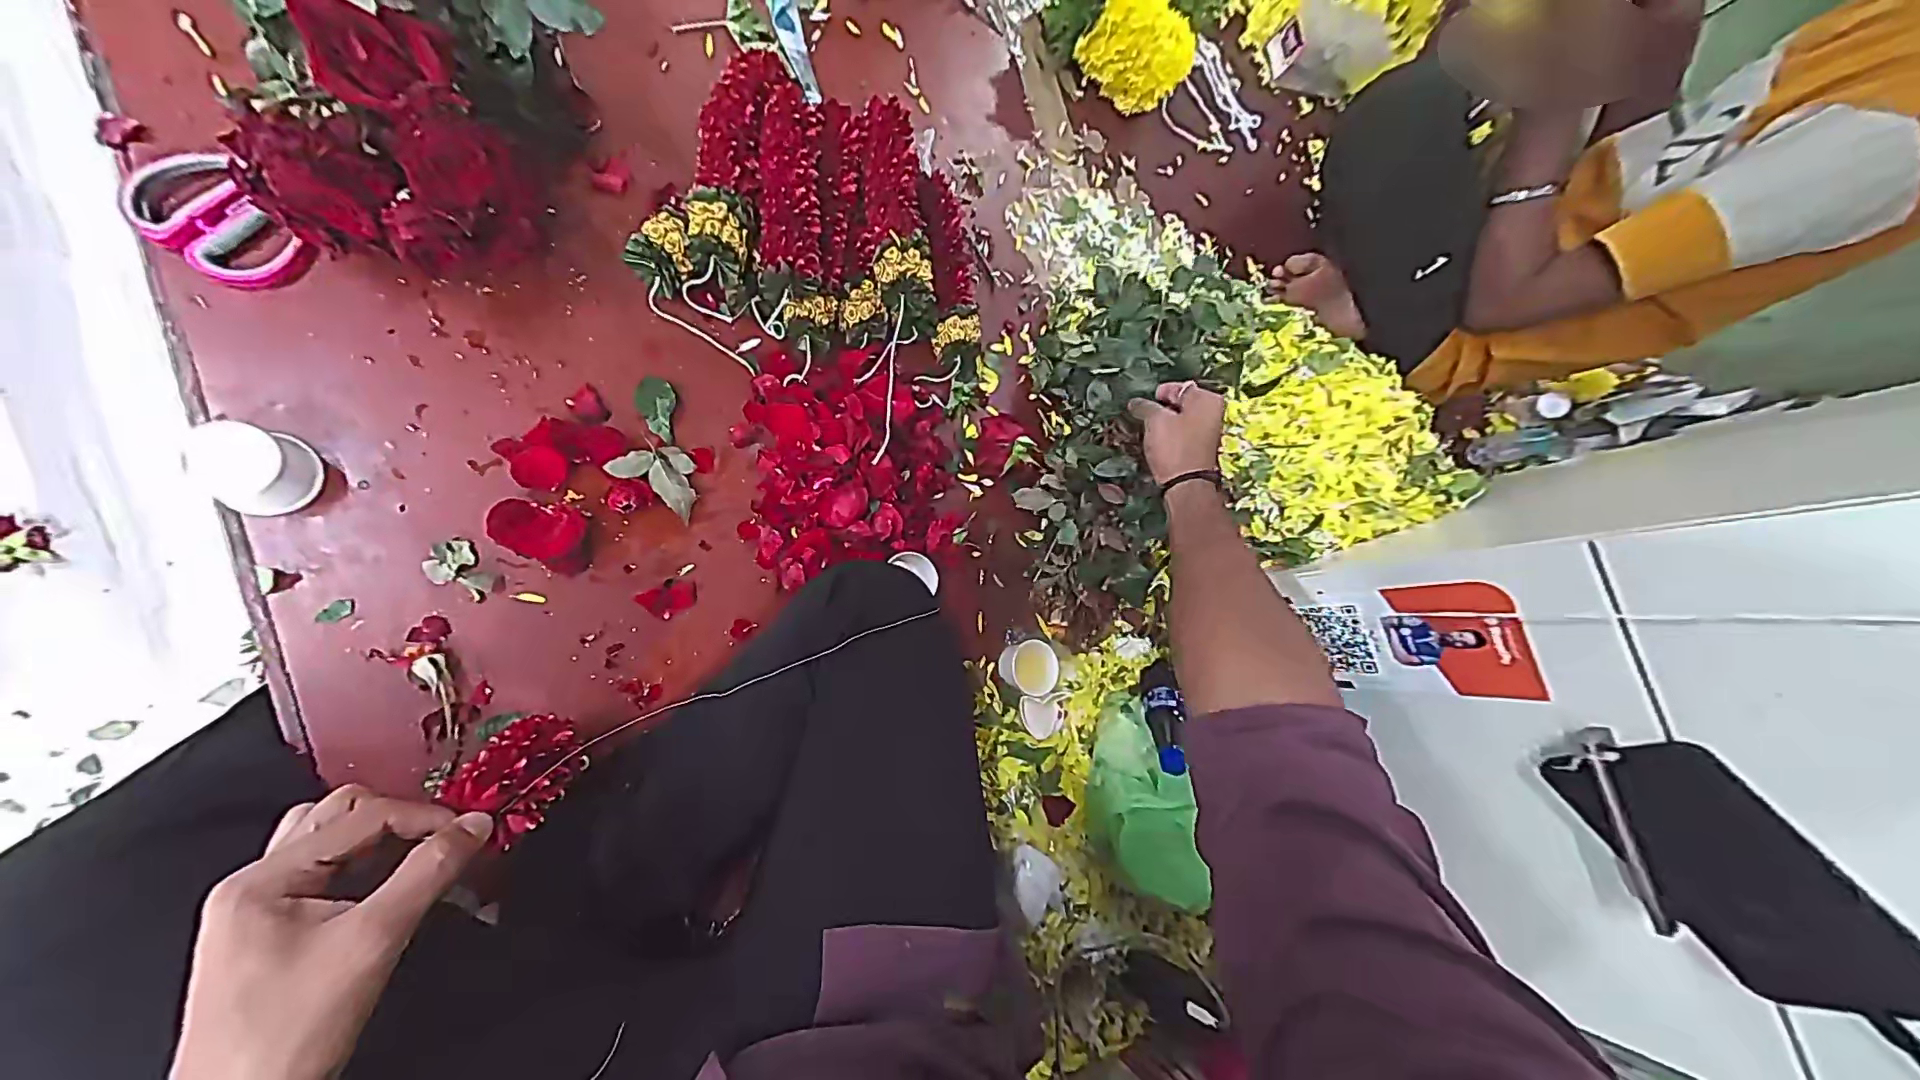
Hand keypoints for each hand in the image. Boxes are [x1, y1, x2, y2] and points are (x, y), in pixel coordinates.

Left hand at [169, 785, 492, 1079]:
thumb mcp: (375, 939)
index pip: (365, 815)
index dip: (426, 817)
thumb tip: (477, 824)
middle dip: (403, 818)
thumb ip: (430, 871)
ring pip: (333, 837)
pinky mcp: (274, 929)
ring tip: (421, 854)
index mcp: (262, 879)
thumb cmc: (293, 1031)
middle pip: (343, 814)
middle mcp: (253, 883)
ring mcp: (258, 907)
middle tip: (446, 839)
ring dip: (383, 836)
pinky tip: (392, 880)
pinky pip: (327, 869)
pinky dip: (367, 861)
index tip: (471, 831)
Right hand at [1128, 381, 1226, 484]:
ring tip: (1149, 428)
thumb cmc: (1174, 446)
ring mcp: (1211, 429)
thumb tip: (1136, 402)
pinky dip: (1173, 433)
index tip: (1145, 401)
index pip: (1179, 387)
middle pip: (1183, 402)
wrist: (1187, 483)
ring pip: (1184, 418)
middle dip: (1163, 407)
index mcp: (1206, 399)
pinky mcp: (1204, 445)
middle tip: (1145, 414)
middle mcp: (1214, 411)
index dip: (1160, 392)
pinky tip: (1160, 441)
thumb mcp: (1155, 421)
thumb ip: (1145, 406)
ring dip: (1167, 421)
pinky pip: (1185, 432)